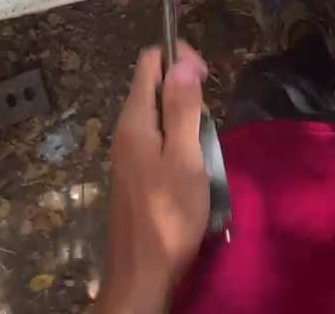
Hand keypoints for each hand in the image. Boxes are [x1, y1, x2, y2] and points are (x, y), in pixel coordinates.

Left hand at [97, 44, 211, 313]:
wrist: (141, 276)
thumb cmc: (168, 216)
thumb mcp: (184, 158)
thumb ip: (182, 107)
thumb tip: (182, 60)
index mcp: (136, 118)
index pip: (150, 61)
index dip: (179, 58)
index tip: (207, 78)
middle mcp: (126, 128)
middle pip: (155, 85)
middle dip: (185, 92)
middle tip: (208, 124)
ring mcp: (128, 152)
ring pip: (159, 114)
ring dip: (185, 120)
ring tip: (203, 150)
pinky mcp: (134, 173)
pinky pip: (157, 139)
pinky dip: (178, 142)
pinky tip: (191, 169)